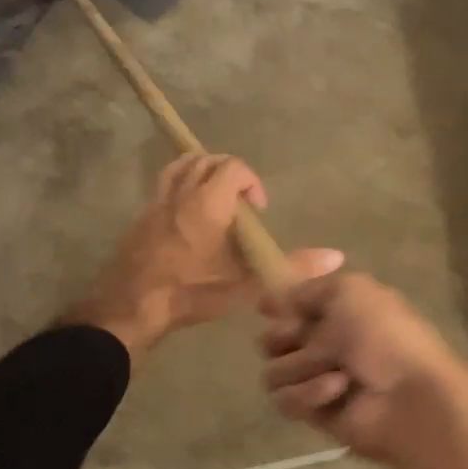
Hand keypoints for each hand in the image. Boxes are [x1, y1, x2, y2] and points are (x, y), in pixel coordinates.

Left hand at [63, 154, 342, 359]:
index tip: (257, 210)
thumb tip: (336, 257)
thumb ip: (292, 266)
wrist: (131, 308)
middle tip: (240, 203)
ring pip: (178, 167)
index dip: (250, 181)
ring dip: (200, 173)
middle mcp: (181, 194)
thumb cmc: (193, 292)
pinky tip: (188, 220)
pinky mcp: (139, 219)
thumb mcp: (248, 283)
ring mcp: (155, 204)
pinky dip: (179, 190)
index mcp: (208, 202)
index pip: (232, 167)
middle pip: (204, 160)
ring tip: (214, 200)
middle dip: (227, 173)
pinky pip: (162, 188)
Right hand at [259, 273, 467, 461]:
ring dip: (302, 368)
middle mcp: (327, 341)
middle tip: (301, 338)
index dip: (278, 304)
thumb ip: (310, 288)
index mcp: (342, 308)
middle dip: (284, 336)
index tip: (268, 306)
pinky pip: (285, 400)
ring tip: (336, 371)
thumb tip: (277, 300)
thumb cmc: (383, 335)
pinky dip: (310, 393)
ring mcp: (318, 377)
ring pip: (275, 370)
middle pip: (274, 337)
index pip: (294, 303)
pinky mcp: (313, 411)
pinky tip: (337, 391)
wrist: (406, 395)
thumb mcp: (350, 291)